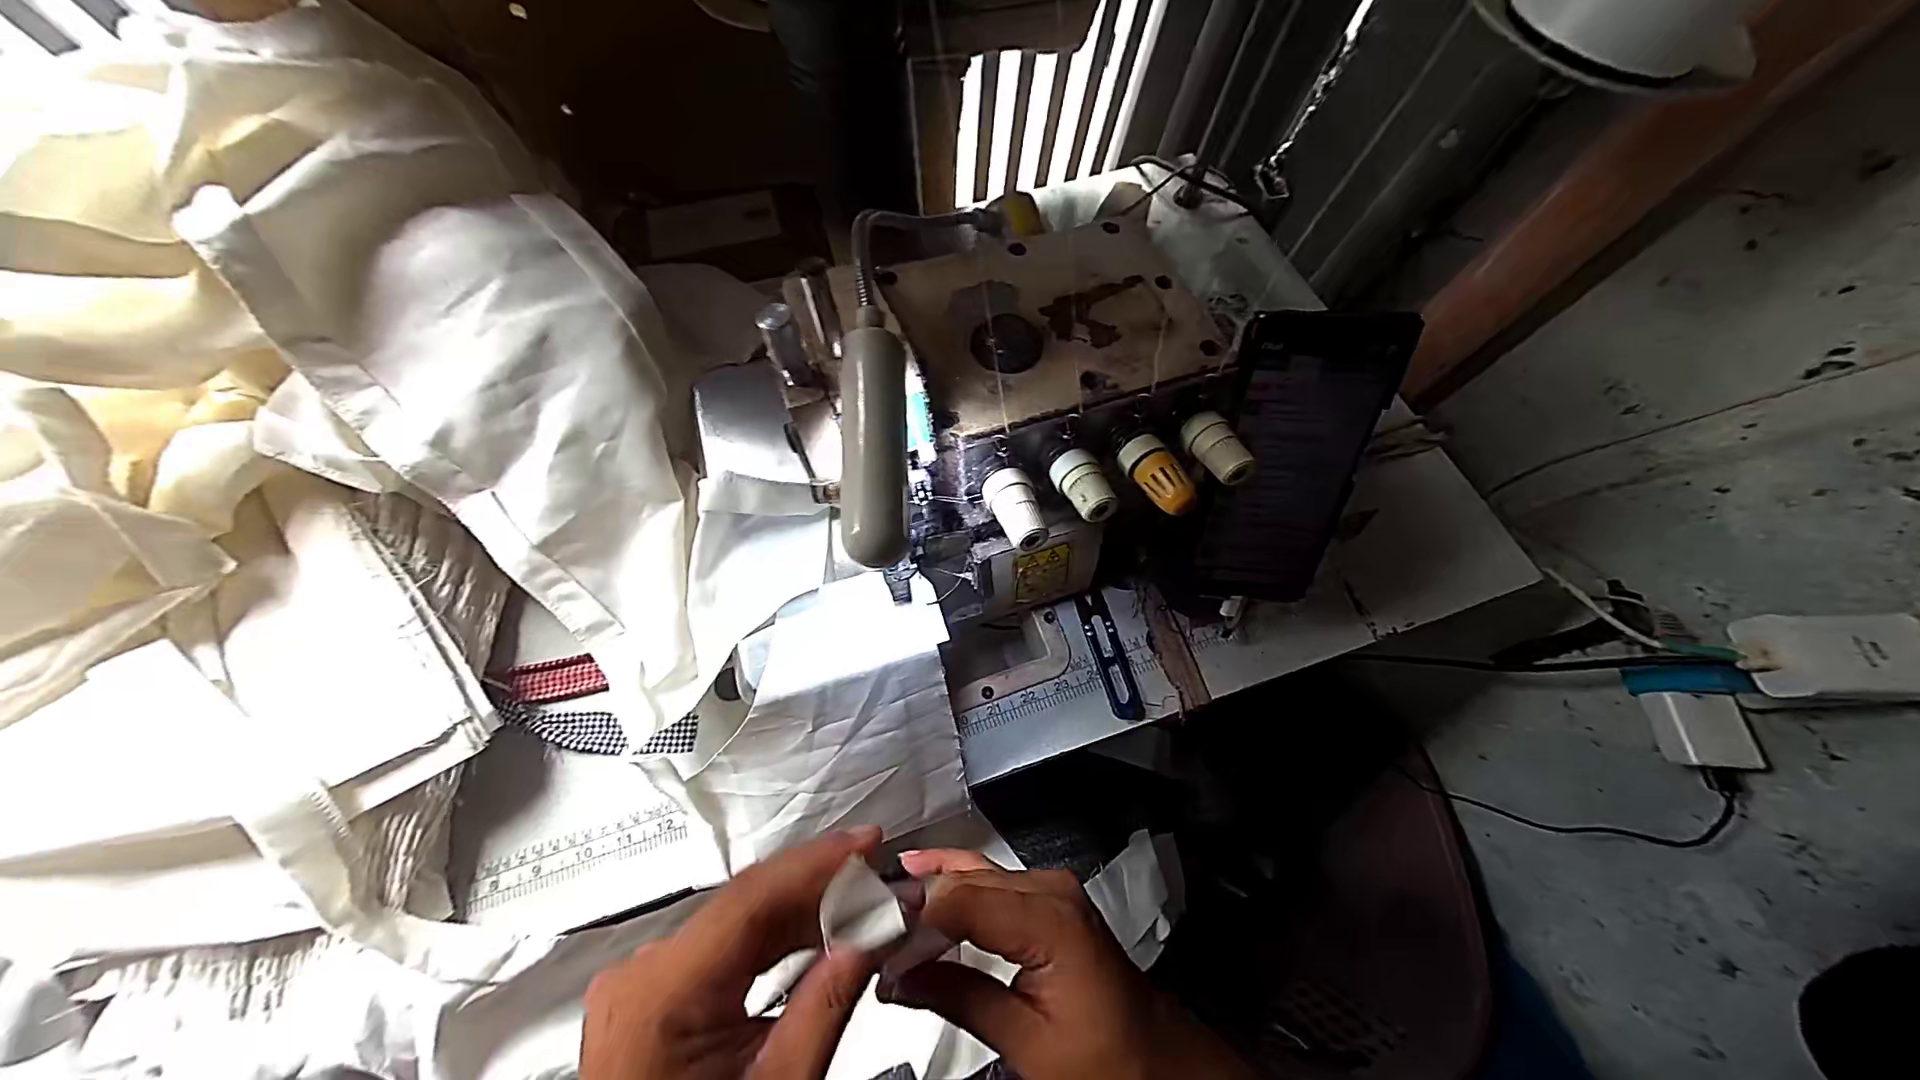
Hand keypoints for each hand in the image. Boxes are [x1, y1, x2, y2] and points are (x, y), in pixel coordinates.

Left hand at [582, 827, 882, 1079]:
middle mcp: (643, 973)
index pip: (753, 895)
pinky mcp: (652, 993)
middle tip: (879, 883)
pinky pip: (724, 947)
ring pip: (739, 922)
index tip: (867, 842)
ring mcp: (643, 981)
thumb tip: (871, 937)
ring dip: (803, 913)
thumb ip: (827, 1005)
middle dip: (821, 889)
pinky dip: (774, 941)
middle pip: (749, 904)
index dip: (818, 860)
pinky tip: (816, 937)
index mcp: (663, 992)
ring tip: (861, 909)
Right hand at [888, 849, 1257, 1079]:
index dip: (911, 916)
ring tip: (883, 912)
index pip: (960, 899)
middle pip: (963, 881)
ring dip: (929, 893)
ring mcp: (1049, 887)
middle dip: (913, 903)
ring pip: (972, 874)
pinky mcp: (1045, 896)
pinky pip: (989, 882)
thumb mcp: (1026, 1044)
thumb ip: (959, 997)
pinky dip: (953, 894)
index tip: (872, 938)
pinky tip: (924, 898)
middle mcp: (1049, 889)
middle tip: (866, 928)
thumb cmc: (1108, 1058)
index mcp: (1049, 919)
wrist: (1154, 1056)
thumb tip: (899, 977)